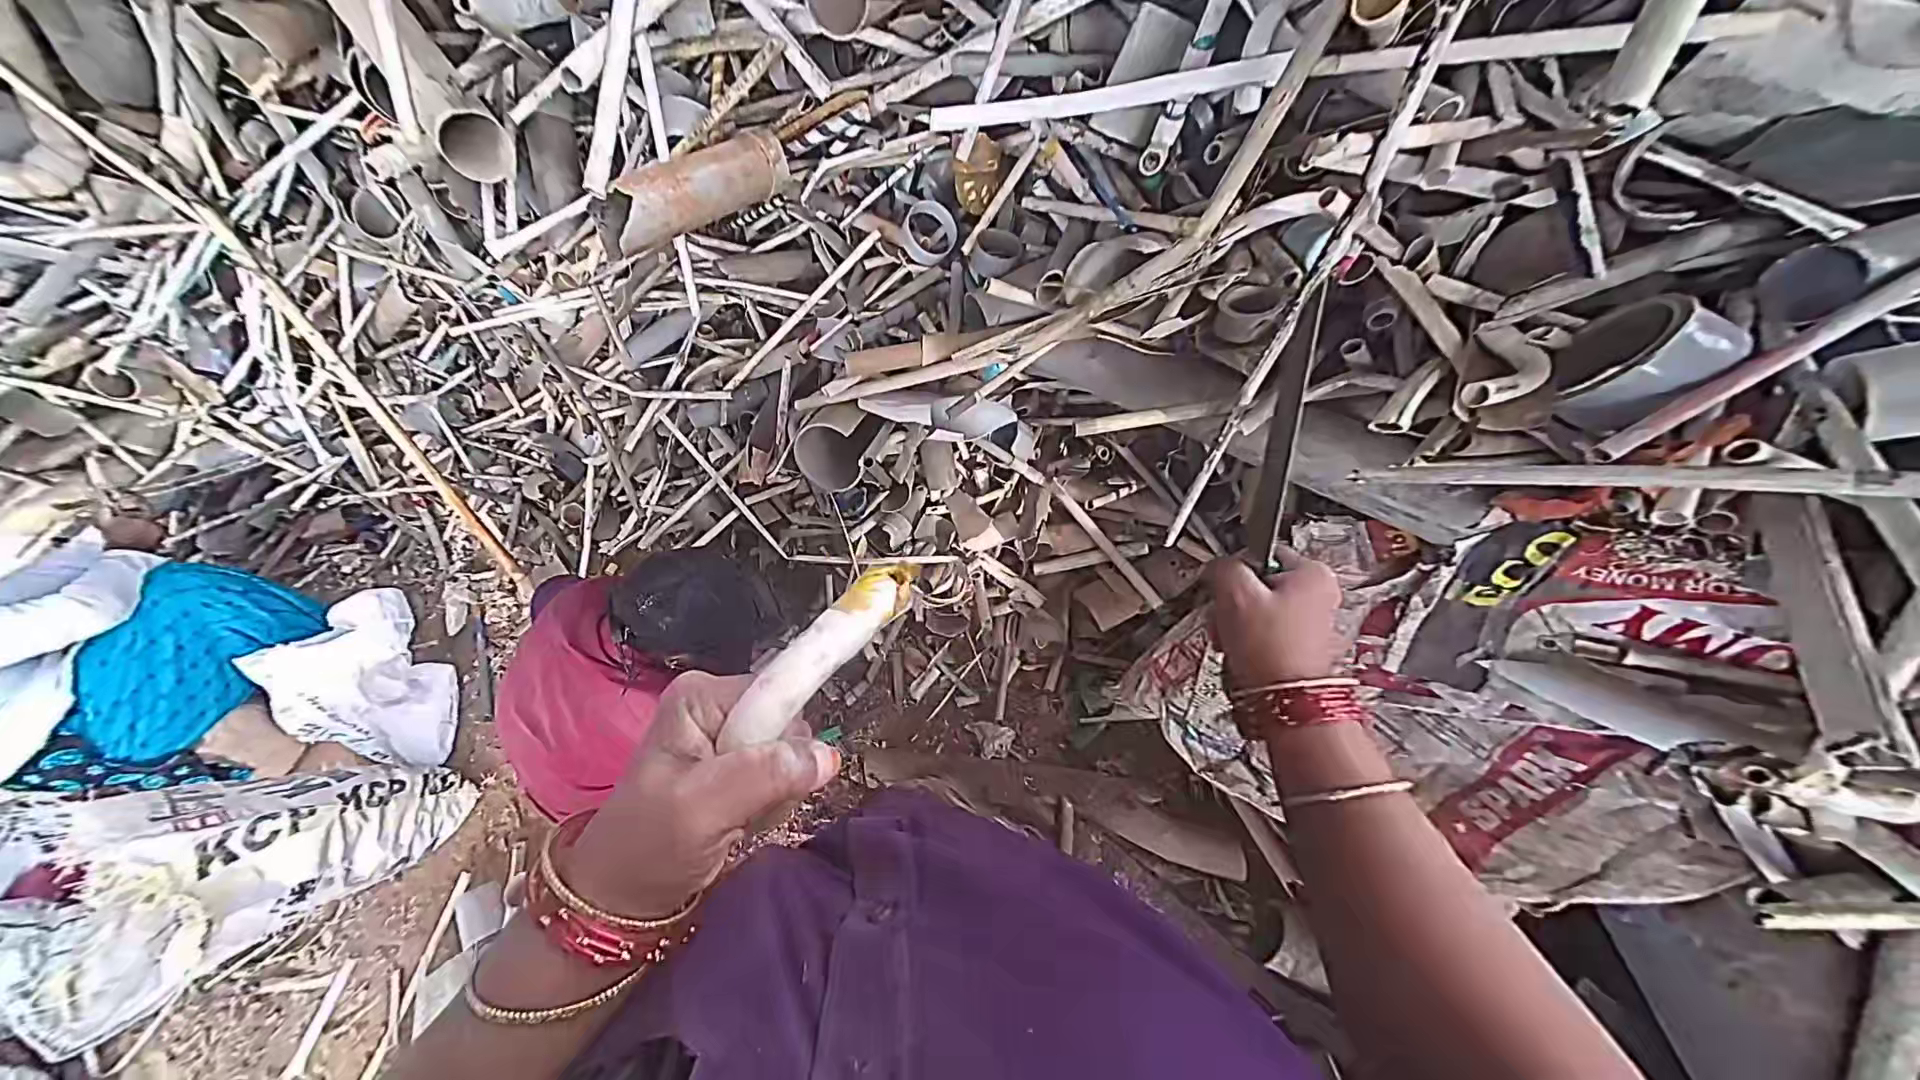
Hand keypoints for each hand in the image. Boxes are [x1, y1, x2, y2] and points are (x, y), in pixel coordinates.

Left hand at [559, 671, 838, 915]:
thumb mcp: (699, 809)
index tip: (771, 777)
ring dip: (780, 790)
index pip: (777, 693)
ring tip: (742, 816)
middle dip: (782, 769)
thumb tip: (826, 756)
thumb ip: (762, 774)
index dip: (784, 735)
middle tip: (748, 804)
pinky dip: (777, 801)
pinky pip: (788, 772)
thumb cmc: (647, 848)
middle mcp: (719, 704)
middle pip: (790, 722)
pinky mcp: (743, 761)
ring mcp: (732, 733)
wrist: (625, 896)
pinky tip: (748, 818)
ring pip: (794, 751)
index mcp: (702, 695)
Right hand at [1208, 551, 1345, 687]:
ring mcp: (1312, 622)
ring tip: (1232, 637)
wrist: (1285, 700)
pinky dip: (1246, 639)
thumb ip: (1223, 567)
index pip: (1260, 553)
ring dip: (1235, 621)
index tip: (1223, 588)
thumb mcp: (1235, 592)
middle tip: (1226, 615)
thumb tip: (1216, 565)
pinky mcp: (1299, 646)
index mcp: (1313, 573)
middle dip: (1232, 601)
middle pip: (1257, 583)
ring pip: (1256, 608)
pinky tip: (1241, 650)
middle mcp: (1320, 595)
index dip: (1234, 571)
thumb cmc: (1271, 649)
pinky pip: (1263, 631)